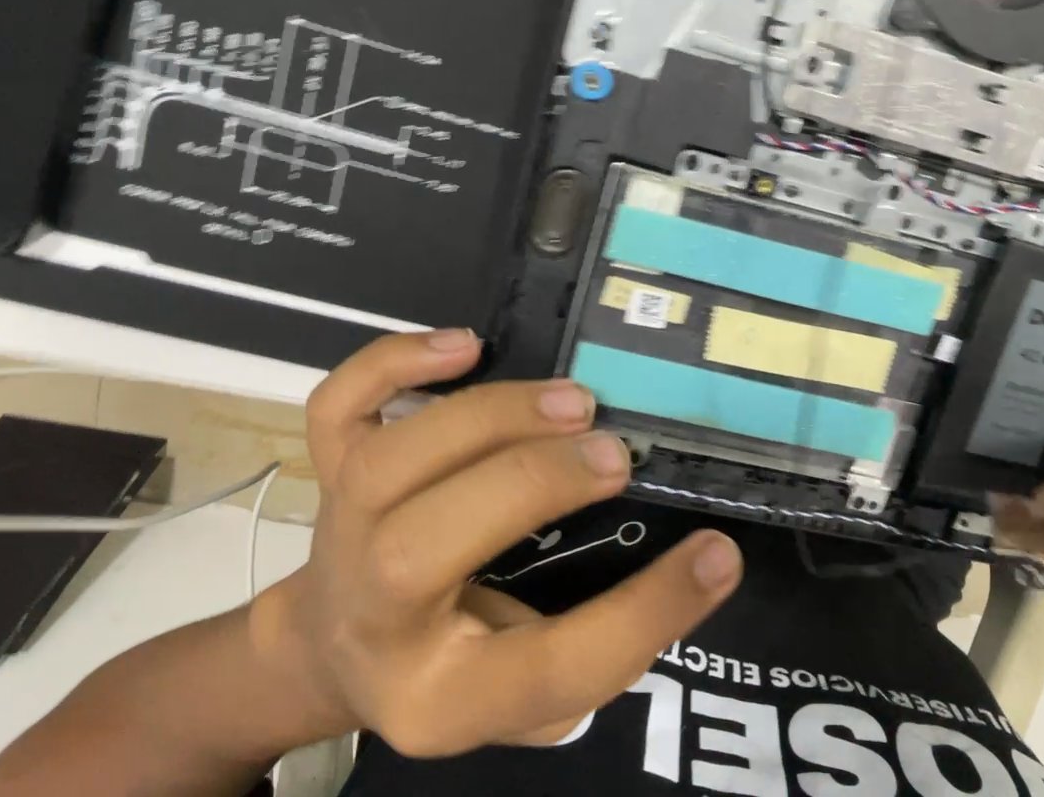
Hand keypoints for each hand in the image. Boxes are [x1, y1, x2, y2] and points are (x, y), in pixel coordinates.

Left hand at [248, 331, 742, 756]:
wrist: (334, 647)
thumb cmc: (453, 667)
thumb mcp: (527, 697)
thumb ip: (596, 646)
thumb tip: (692, 561)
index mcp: (442, 696)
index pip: (547, 669)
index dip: (644, 613)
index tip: (717, 555)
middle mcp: (376, 618)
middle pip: (421, 553)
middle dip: (530, 486)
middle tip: (616, 453)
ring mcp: (340, 535)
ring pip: (385, 467)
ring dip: (484, 420)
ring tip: (572, 400)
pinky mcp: (326, 473)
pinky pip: (338, 408)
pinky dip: (392, 364)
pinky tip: (467, 345)